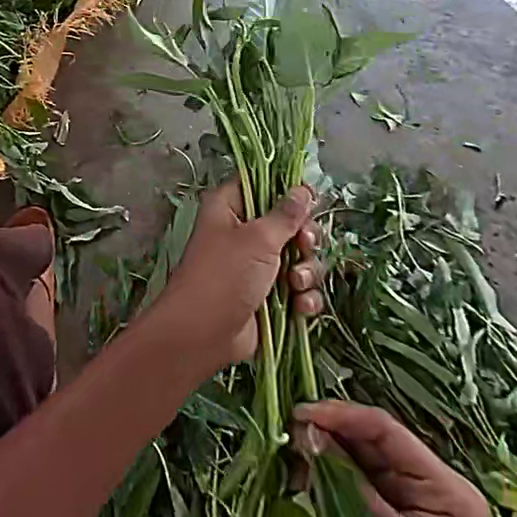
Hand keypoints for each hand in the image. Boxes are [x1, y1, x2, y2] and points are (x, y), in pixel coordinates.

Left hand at [150, 180, 318, 367]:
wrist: (206, 332)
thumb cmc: (225, 274)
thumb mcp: (257, 238)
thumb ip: (285, 215)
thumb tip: (303, 188)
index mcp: (230, 206)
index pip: (262, 184)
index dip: (288, 190)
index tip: (310, 198)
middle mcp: (243, 231)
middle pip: (290, 223)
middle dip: (304, 238)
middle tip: (303, 247)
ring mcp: (257, 264)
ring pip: (299, 257)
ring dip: (305, 271)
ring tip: (294, 284)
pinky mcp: (269, 294)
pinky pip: (299, 288)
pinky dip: (304, 297)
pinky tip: (300, 307)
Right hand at [293, 402, 493, 516]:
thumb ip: (353, 488)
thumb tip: (309, 434)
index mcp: (443, 485)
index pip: (384, 428)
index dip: (339, 414)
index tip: (299, 415)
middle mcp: (428, 481)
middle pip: (368, 439)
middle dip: (325, 435)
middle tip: (291, 442)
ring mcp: (412, 498)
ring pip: (357, 458)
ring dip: (323, 456)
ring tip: (296, 466)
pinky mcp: (395, 514)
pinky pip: (356, 482)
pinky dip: (329, 478)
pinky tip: (309, 481)